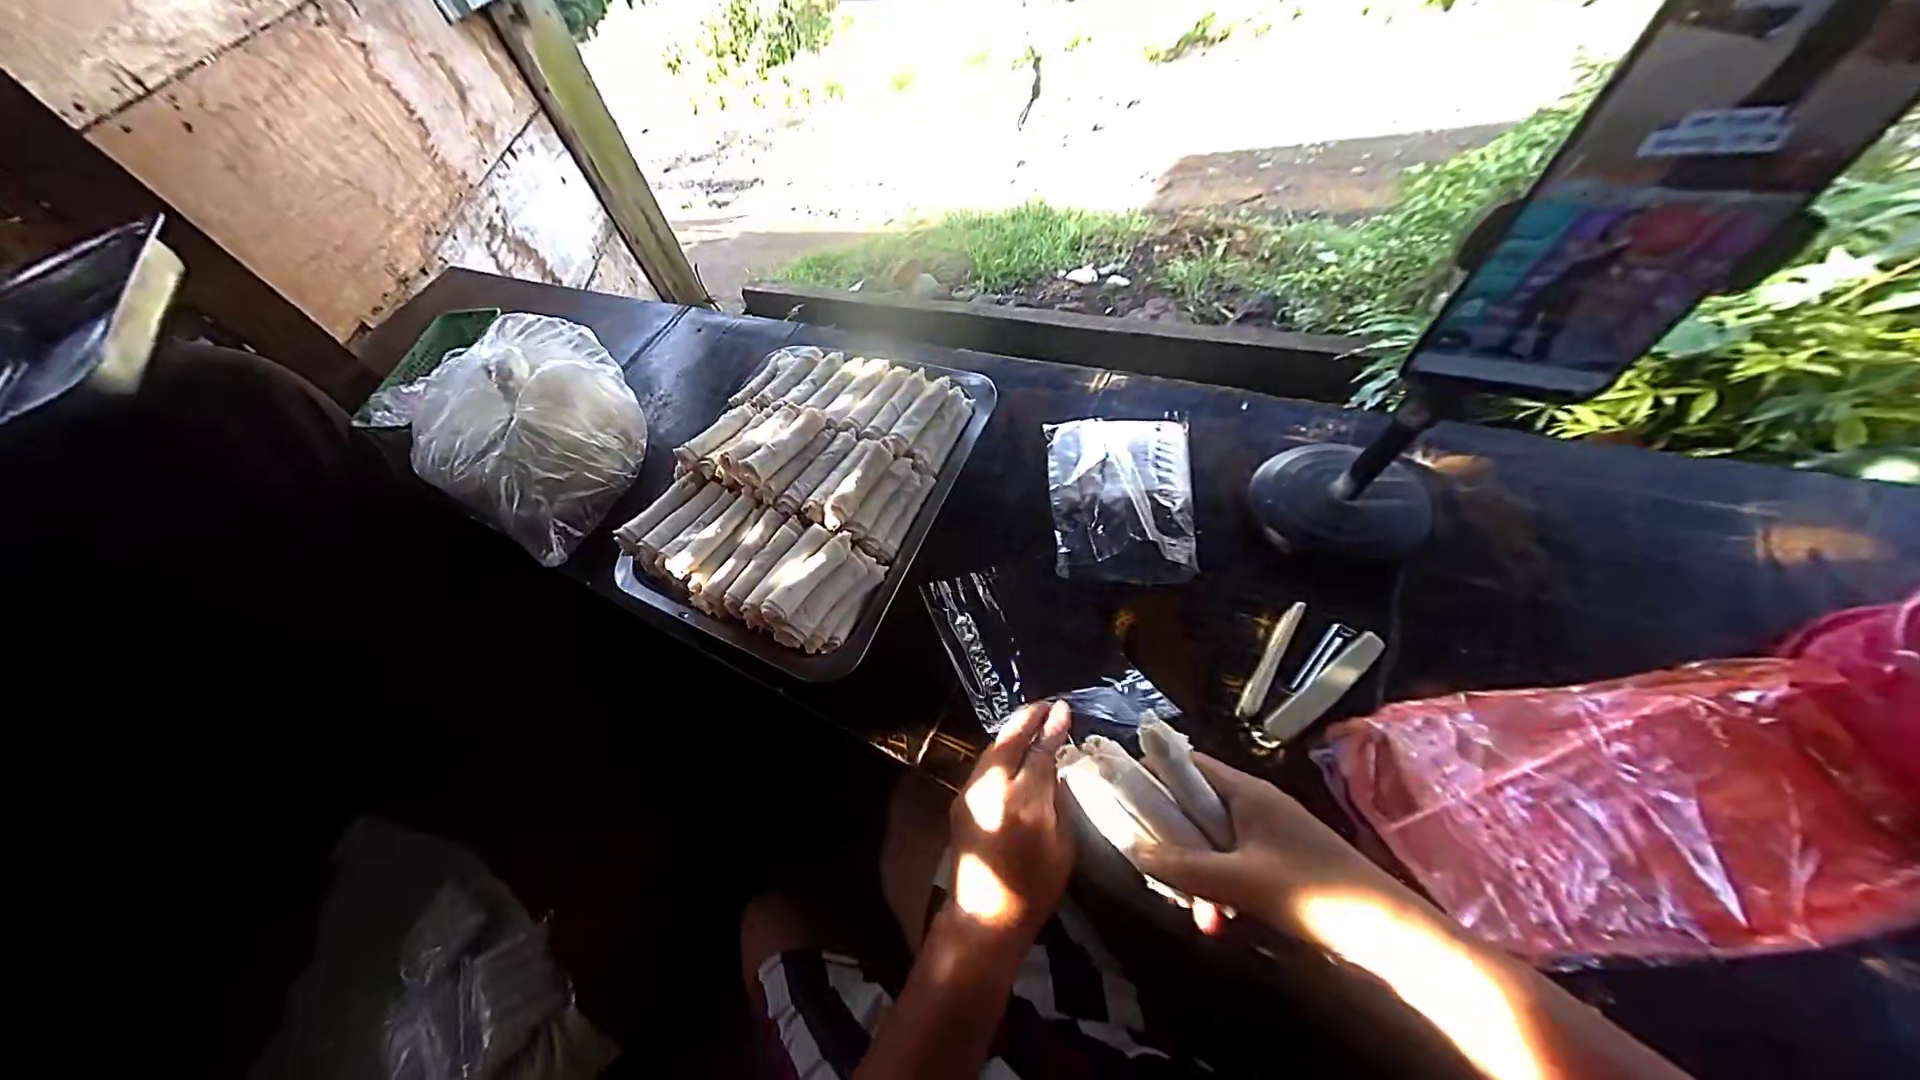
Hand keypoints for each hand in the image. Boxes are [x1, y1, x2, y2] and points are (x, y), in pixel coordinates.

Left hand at [945, 701, 1076, 941]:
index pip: (1041, 752)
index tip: (1063, 708)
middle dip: (1028, 719)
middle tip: (1046, 706)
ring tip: (1031, 721)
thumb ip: (1059, 799)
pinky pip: (984, 765)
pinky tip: (1012, 750)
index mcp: (1024, 803)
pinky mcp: (959, 800)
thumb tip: (1056, 765)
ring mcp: (971, 793)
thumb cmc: (1034, 887)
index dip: (1053, 729)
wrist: (984, 916)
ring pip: (993, 749)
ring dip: (1012, 732)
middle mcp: (992, 789)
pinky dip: (1000, 752)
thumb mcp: (1063, 845)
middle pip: (1010, 740)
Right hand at [1131, 753, 1423, 936]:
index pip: (1186, 764)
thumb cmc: (1313, 891)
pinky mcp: (1278, 863)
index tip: (1123, 796)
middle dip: (1171, 837)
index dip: (1152, 773)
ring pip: (1211, 841)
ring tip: (1194, 912)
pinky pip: (1232, 864)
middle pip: (1193, 805)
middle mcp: (1253, 804)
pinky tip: (1220, 922)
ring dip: (1196, 872)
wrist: (1388, 934)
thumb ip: (1184, 866)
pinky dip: (1220, 888)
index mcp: (1245, 791)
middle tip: (1152, 863)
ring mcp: (1268, 835)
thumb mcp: (1240, 880)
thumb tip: (1134, 850)